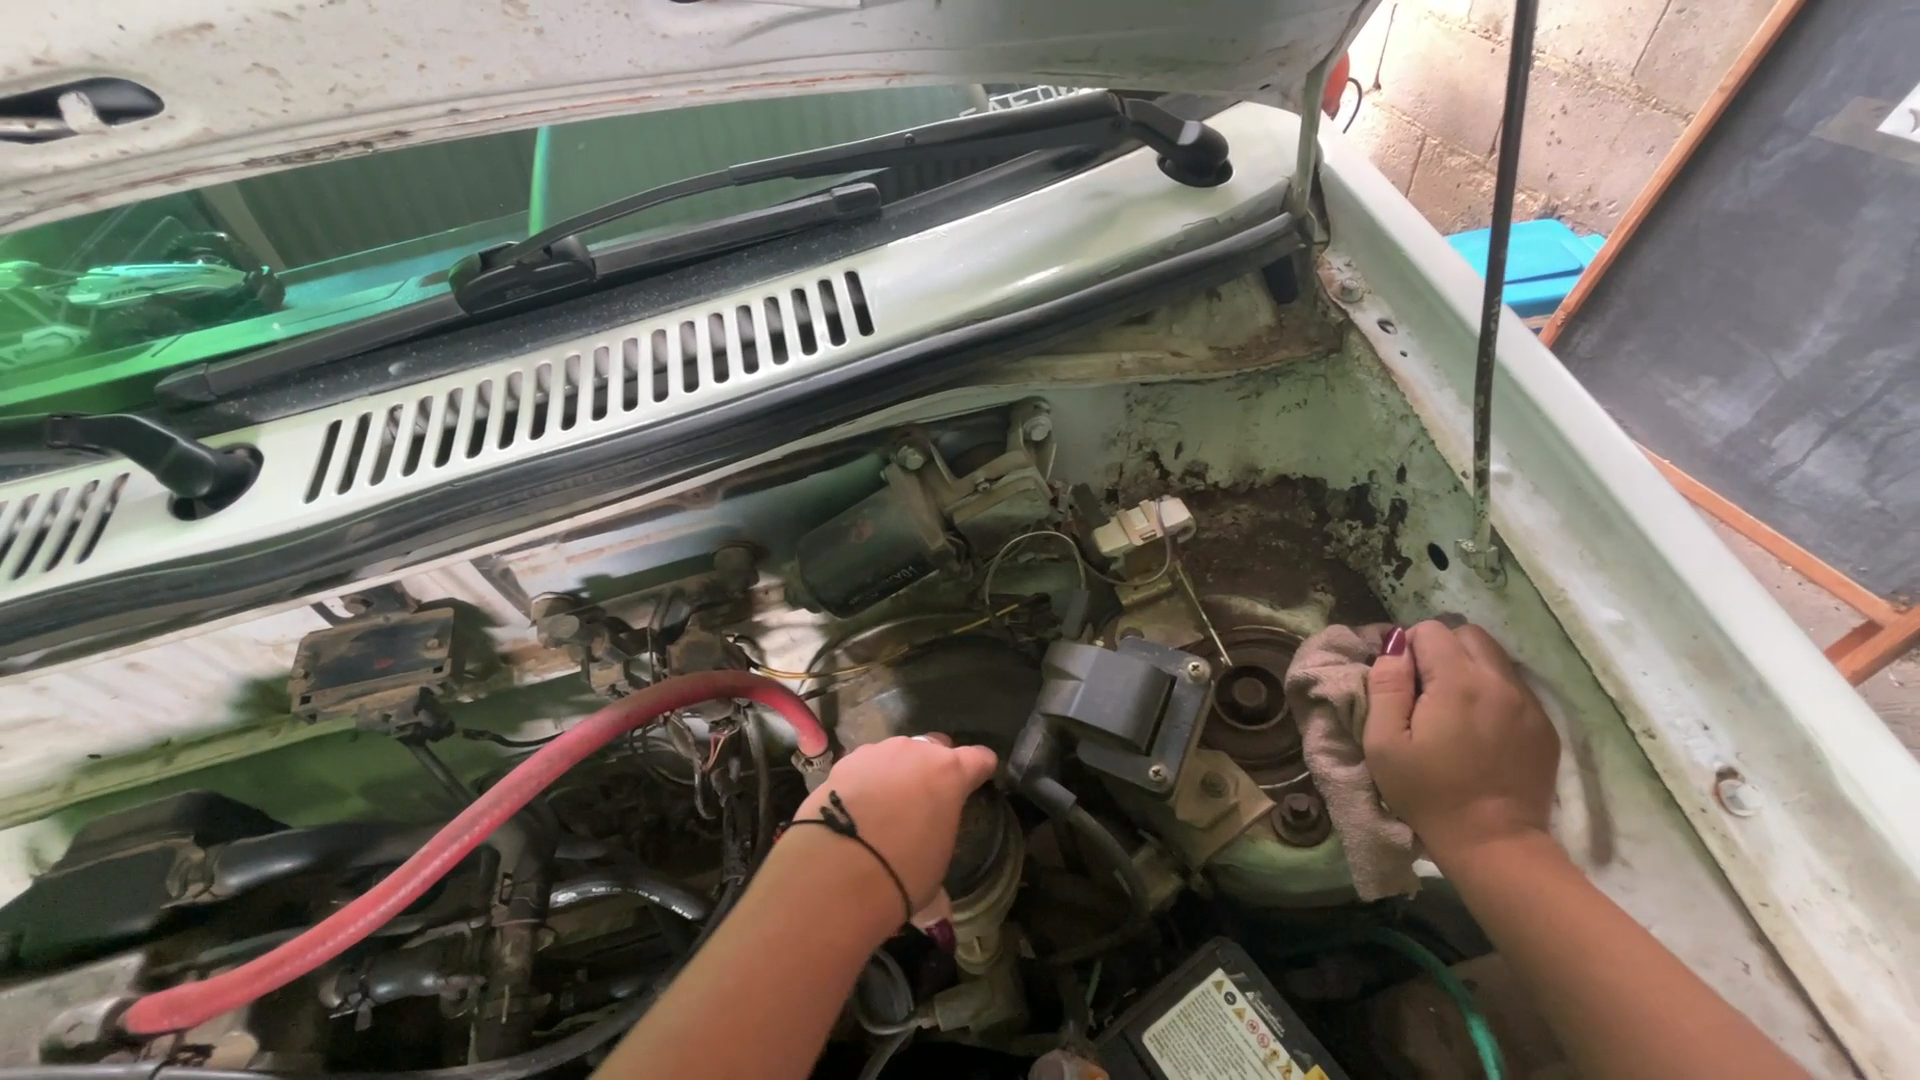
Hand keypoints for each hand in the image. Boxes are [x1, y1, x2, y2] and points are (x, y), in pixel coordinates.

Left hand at [791, 734, 997, 909]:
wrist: (838, 869)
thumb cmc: (902, 872)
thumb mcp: (934, 869)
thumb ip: (936, 858)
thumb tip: (939, 908)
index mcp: (950, 773)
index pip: (979, 758)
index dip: (981, 769)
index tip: (979, 781)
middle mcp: (916, 752)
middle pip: (935, 747)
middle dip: (935, 766)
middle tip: (927, 797)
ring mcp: (877, 752)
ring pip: (896, 753)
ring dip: (897, 771)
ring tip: (886, 805)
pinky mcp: (844, 762)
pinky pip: (864, 765)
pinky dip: (866, 780)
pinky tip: (857, 808)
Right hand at [1364, 620, 1559, 861]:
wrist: (1494, 843)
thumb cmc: (1427, 793)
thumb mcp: (1383, 742)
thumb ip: (1385, 685)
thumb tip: (1393, 647)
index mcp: (1458, 682)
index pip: (1431, 630)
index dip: (1407, 647)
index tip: (1399, 680)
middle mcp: (1500, 682)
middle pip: (1468, 634)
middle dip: (1440, 649)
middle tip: (1422, 688)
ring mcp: (1529, 704)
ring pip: (1494, 657)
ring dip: (1467, 667)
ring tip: (1450, 705)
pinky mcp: (1544, 726)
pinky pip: (1513, 686)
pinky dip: (1490, 691)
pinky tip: (1477, 726)